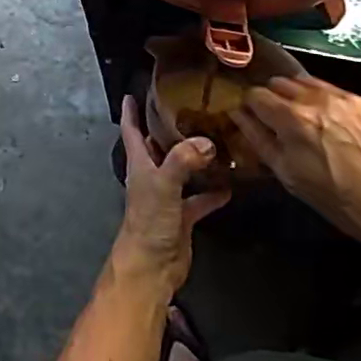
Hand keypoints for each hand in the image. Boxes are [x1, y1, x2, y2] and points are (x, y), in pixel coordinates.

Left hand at [110, 95, 230, 295]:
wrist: (152, 266)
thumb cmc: (149, 220)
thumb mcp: (164, 184)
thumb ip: (182, 160)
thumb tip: (206, 142)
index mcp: (139, 163)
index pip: (131, 130)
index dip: (130, 112)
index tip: (132, 93)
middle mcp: (151, 175)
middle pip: (157, 146)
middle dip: (166, 129)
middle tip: (187, 109)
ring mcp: (167, 196)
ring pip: (180, 170)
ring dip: (193, 159)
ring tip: (214, 141)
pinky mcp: (182, 216)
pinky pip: (199, 199)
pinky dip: (211, 192)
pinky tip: (229, 186)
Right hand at [230, 76, 360, 259]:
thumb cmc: (349, 206)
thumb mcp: (294, 180)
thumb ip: (260, 142)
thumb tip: (240, 116)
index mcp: (292, 118)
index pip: (255, 94)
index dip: (251, 109)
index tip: (256, 122)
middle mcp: (317, 99)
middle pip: (279, 83)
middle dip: (275, 100)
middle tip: (283, 127)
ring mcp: (348, 98)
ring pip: (309, 84)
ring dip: (302, 99)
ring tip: (314, 128)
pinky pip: (339, 95)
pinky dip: (332, 108)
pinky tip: (346, 135)